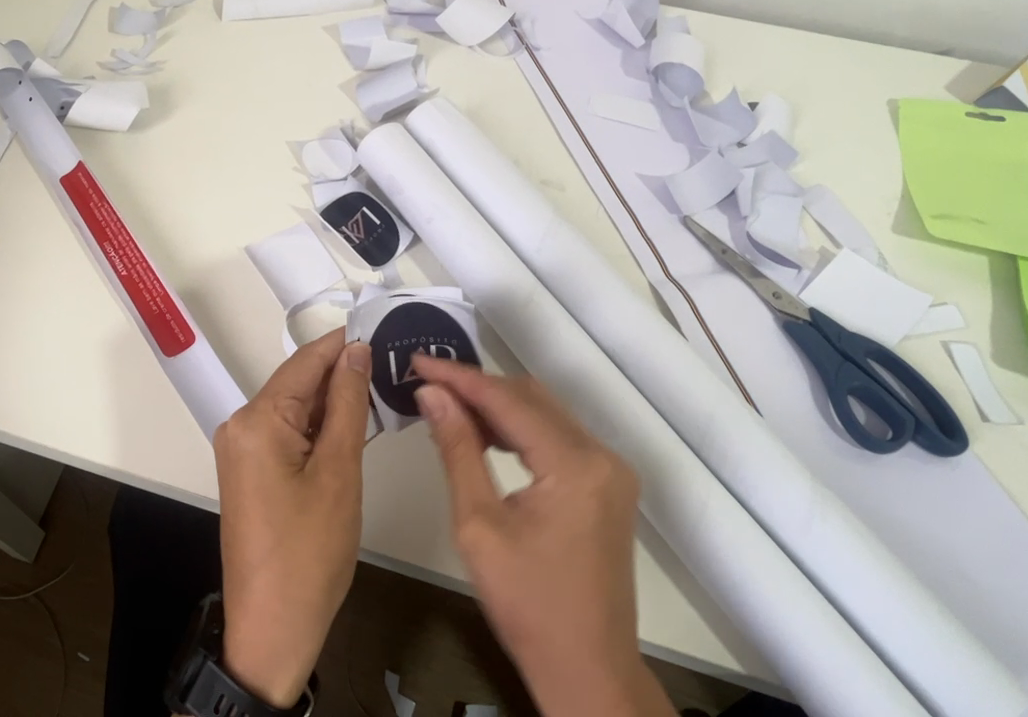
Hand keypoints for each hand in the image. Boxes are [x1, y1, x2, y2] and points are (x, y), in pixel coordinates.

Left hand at [212, 328, 370, 707]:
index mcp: (257, 420)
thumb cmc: (310, 552)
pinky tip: (353, 424)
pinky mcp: (251, 471)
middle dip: (342, 372)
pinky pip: (288, 433)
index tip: (382, 326)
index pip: (305, 363)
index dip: (343, 343)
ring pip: (295, 408)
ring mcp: (242, 450)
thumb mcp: (339, 472)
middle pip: (297, 383)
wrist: (273, 626)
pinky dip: (320, 427)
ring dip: (334, 401)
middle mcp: (241, 426)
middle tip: (393, 360)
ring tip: (382, 387)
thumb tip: (356, 352)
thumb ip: (348, 405)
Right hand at [413, 357, 672, 716]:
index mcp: (575, 465)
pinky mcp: (608, 485)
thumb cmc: (526, 603)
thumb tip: (432, 393)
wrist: (586, 666)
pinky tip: (484, 433)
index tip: (416, 361)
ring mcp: (611, 470)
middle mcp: (602, 455)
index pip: (508, 400)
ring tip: (446, 403)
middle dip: (477, 386)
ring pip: (546, 414)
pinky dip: (520, 429)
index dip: (459, 377)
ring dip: (498, 405)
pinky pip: (558, 438)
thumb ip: (457, 449)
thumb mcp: (478, 524)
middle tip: (426, 382)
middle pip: (532, 398)